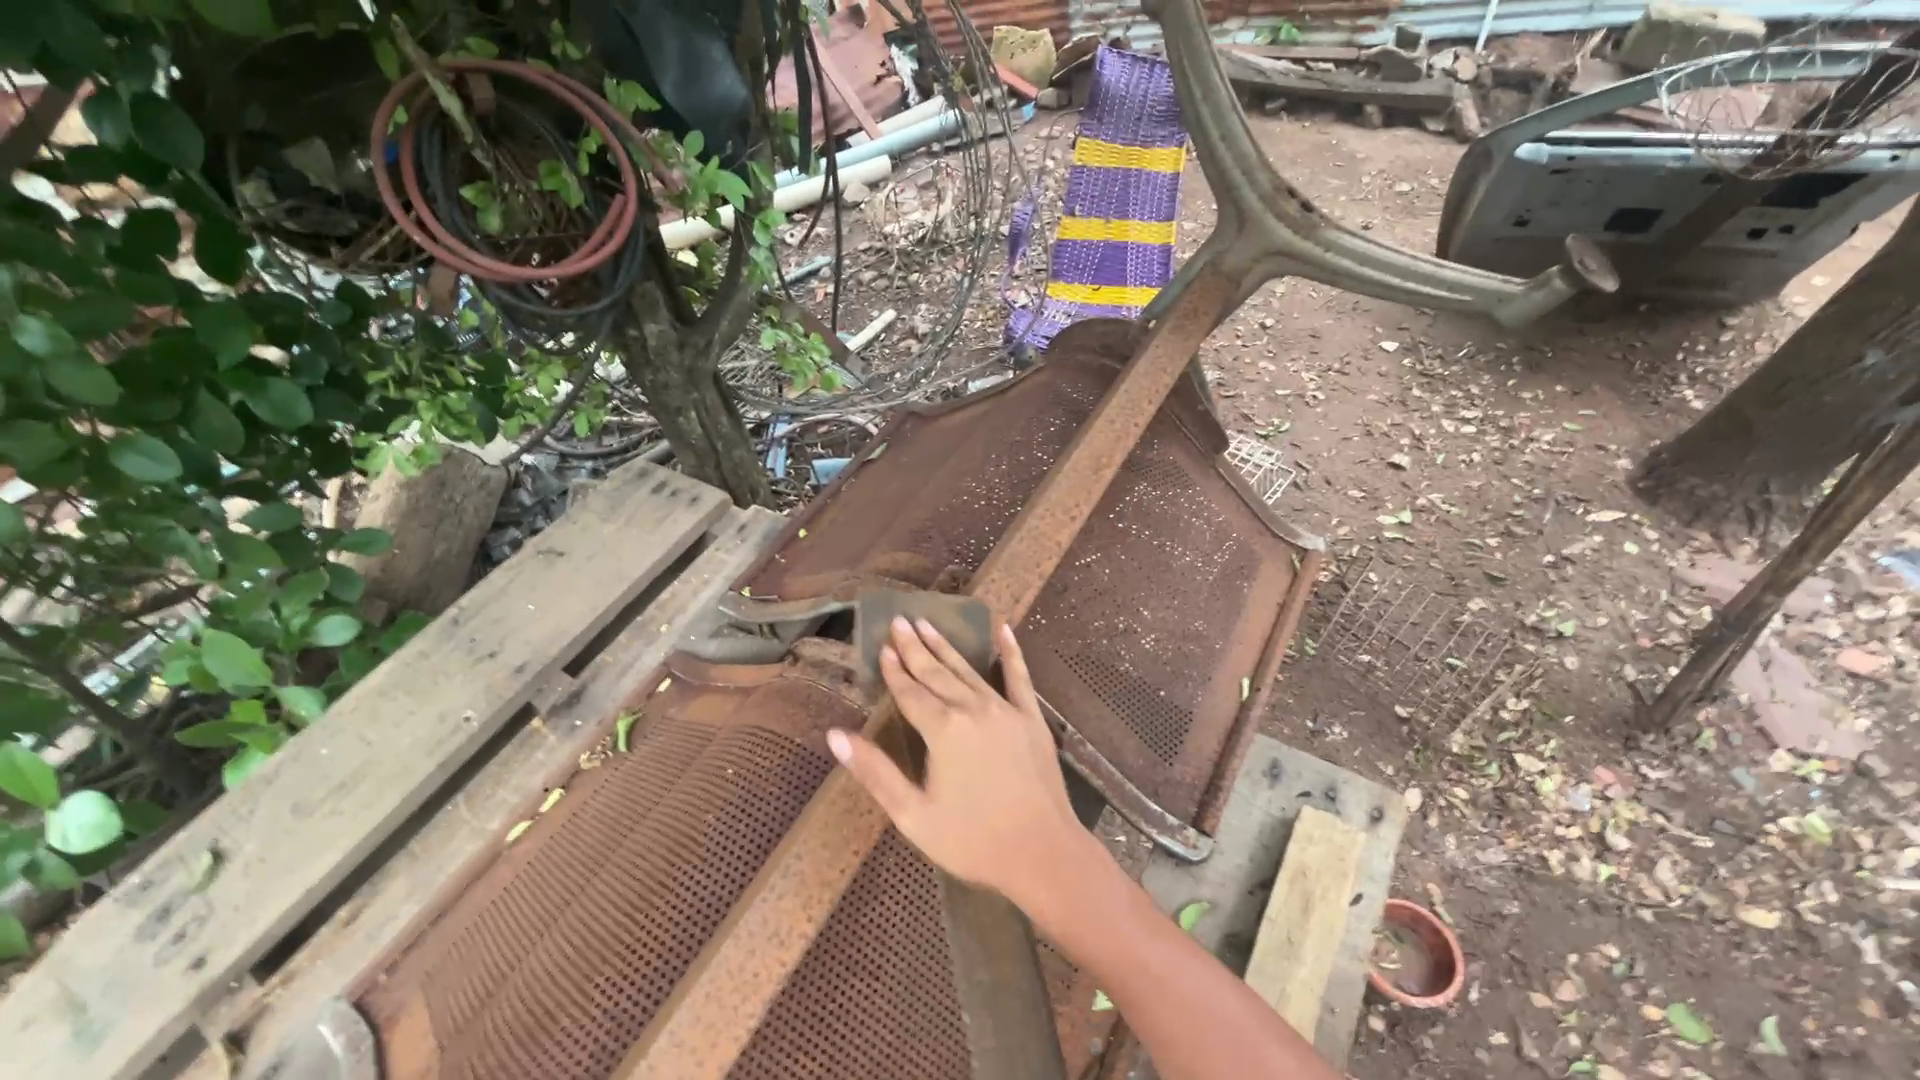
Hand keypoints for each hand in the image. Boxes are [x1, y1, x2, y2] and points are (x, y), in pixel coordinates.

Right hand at [827, 618, 1090, 908]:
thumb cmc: (972, 841)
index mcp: (943, 731)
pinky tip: (1004, 631)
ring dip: (947, 647)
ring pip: (969, 671)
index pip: (910, 693)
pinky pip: (1020, 678)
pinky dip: (1011, 653)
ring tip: (928, 623)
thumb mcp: (914, 815)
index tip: (883, 647)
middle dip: (916, 648)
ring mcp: (1006, 711)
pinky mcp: (1032, 720)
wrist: (1043, 853)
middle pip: (937, 674)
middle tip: (900, 620)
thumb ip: (876, 772)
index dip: (895, 671)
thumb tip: (835, 735)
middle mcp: (973, 710)